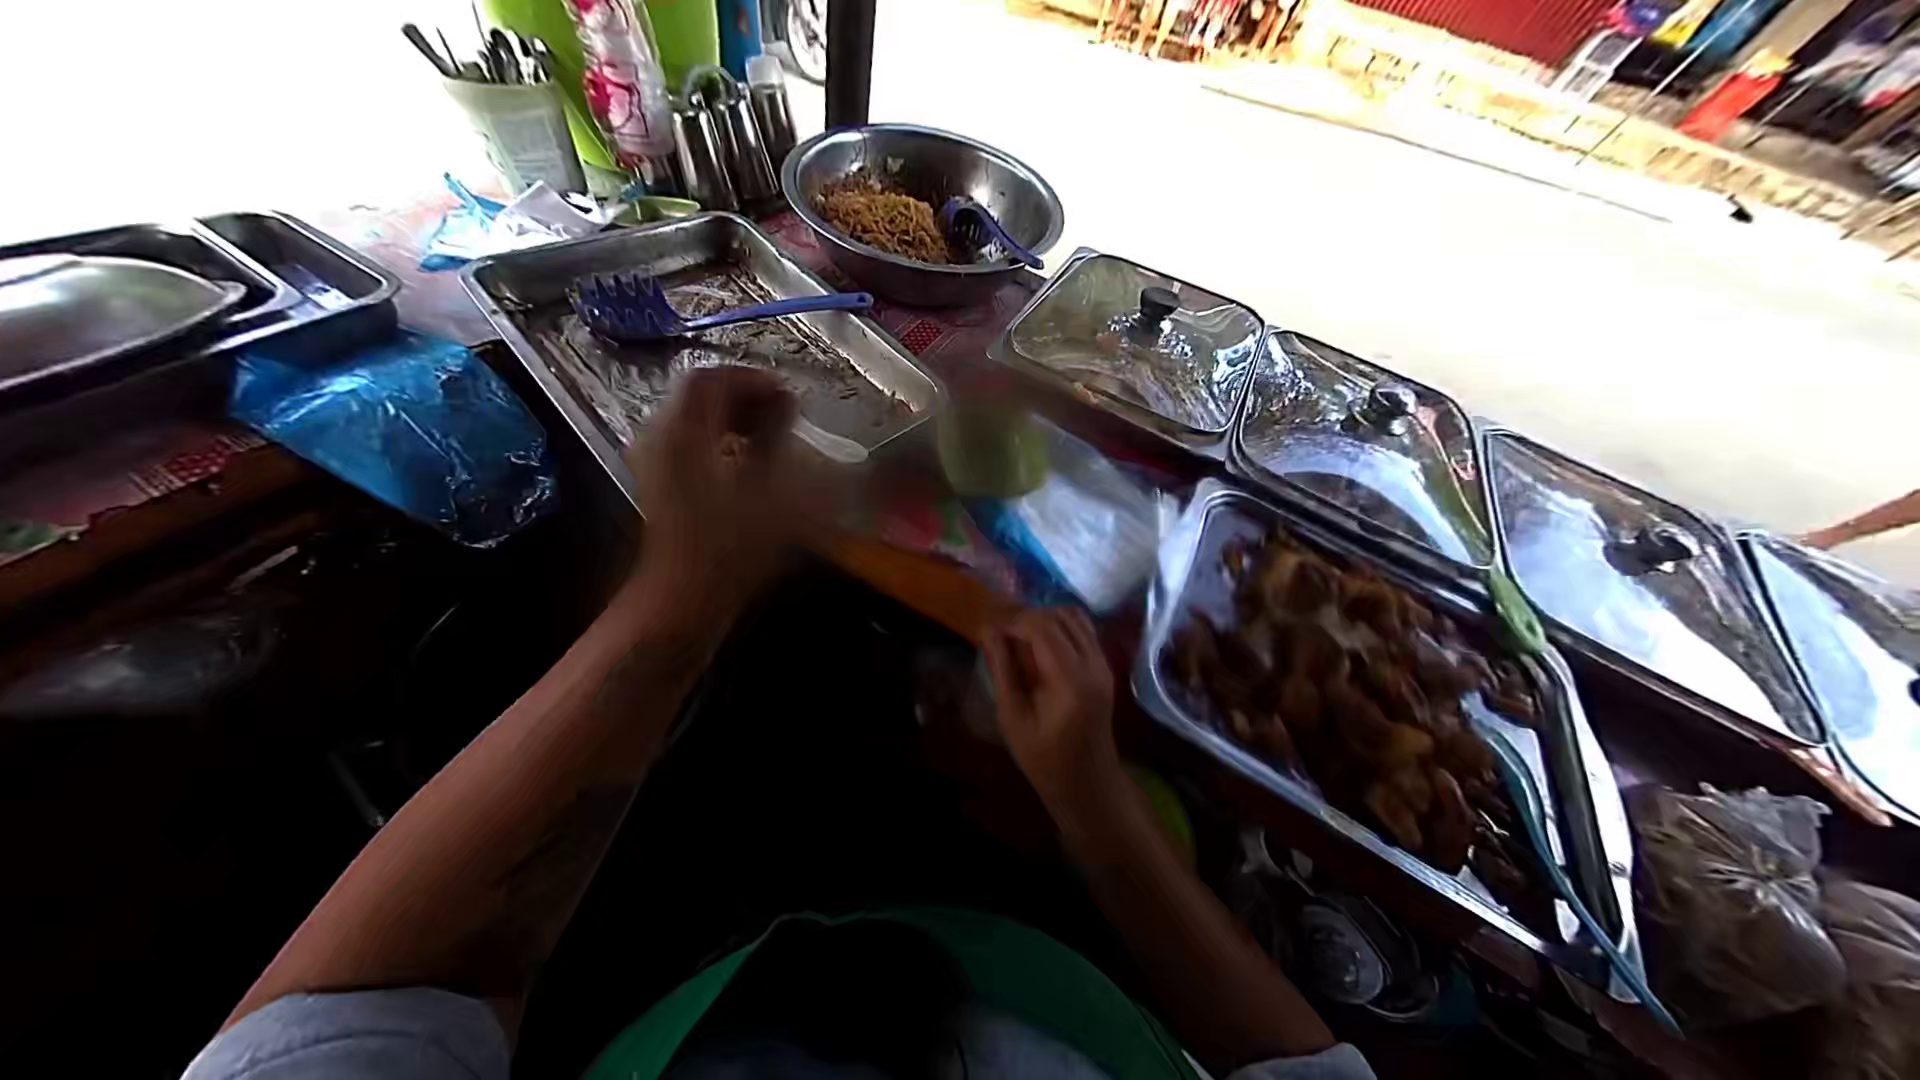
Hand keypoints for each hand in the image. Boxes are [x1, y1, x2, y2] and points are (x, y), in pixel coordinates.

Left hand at [624, 367, 806, 617]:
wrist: (686, 594)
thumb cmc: (731, 543)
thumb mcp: (768, 484)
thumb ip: (776, 435)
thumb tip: (785, 404)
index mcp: (683, 431)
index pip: (711, 380)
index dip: (751, 379)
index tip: (786, 392)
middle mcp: (660, 436)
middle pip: (699, 395)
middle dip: (743, 396)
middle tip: (782, 412)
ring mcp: (654, 459)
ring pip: (693, 417)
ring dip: (731, 416)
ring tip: (770, 433)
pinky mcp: (658, 480)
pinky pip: (688, 440)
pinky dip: (718, 436)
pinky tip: (745, 457)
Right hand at [983, 608, 1120, 812]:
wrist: (1088, 783)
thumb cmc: (1044, 758)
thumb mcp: (1013, 717)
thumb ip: (1002, 669)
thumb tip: (988, 630)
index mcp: (1070, 679)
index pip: (1042, 626)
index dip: (1012, 622)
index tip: (990, 633)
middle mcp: (1093, 664)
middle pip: (1058, 616)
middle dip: (1026, 617)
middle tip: (1001, 635)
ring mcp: (1103, 664)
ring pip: (1074, 617)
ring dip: (1045, 619)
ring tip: (1020, 638)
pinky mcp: (1104, 667)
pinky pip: (1084, 630)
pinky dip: (1060, 627)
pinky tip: (1041, 646)